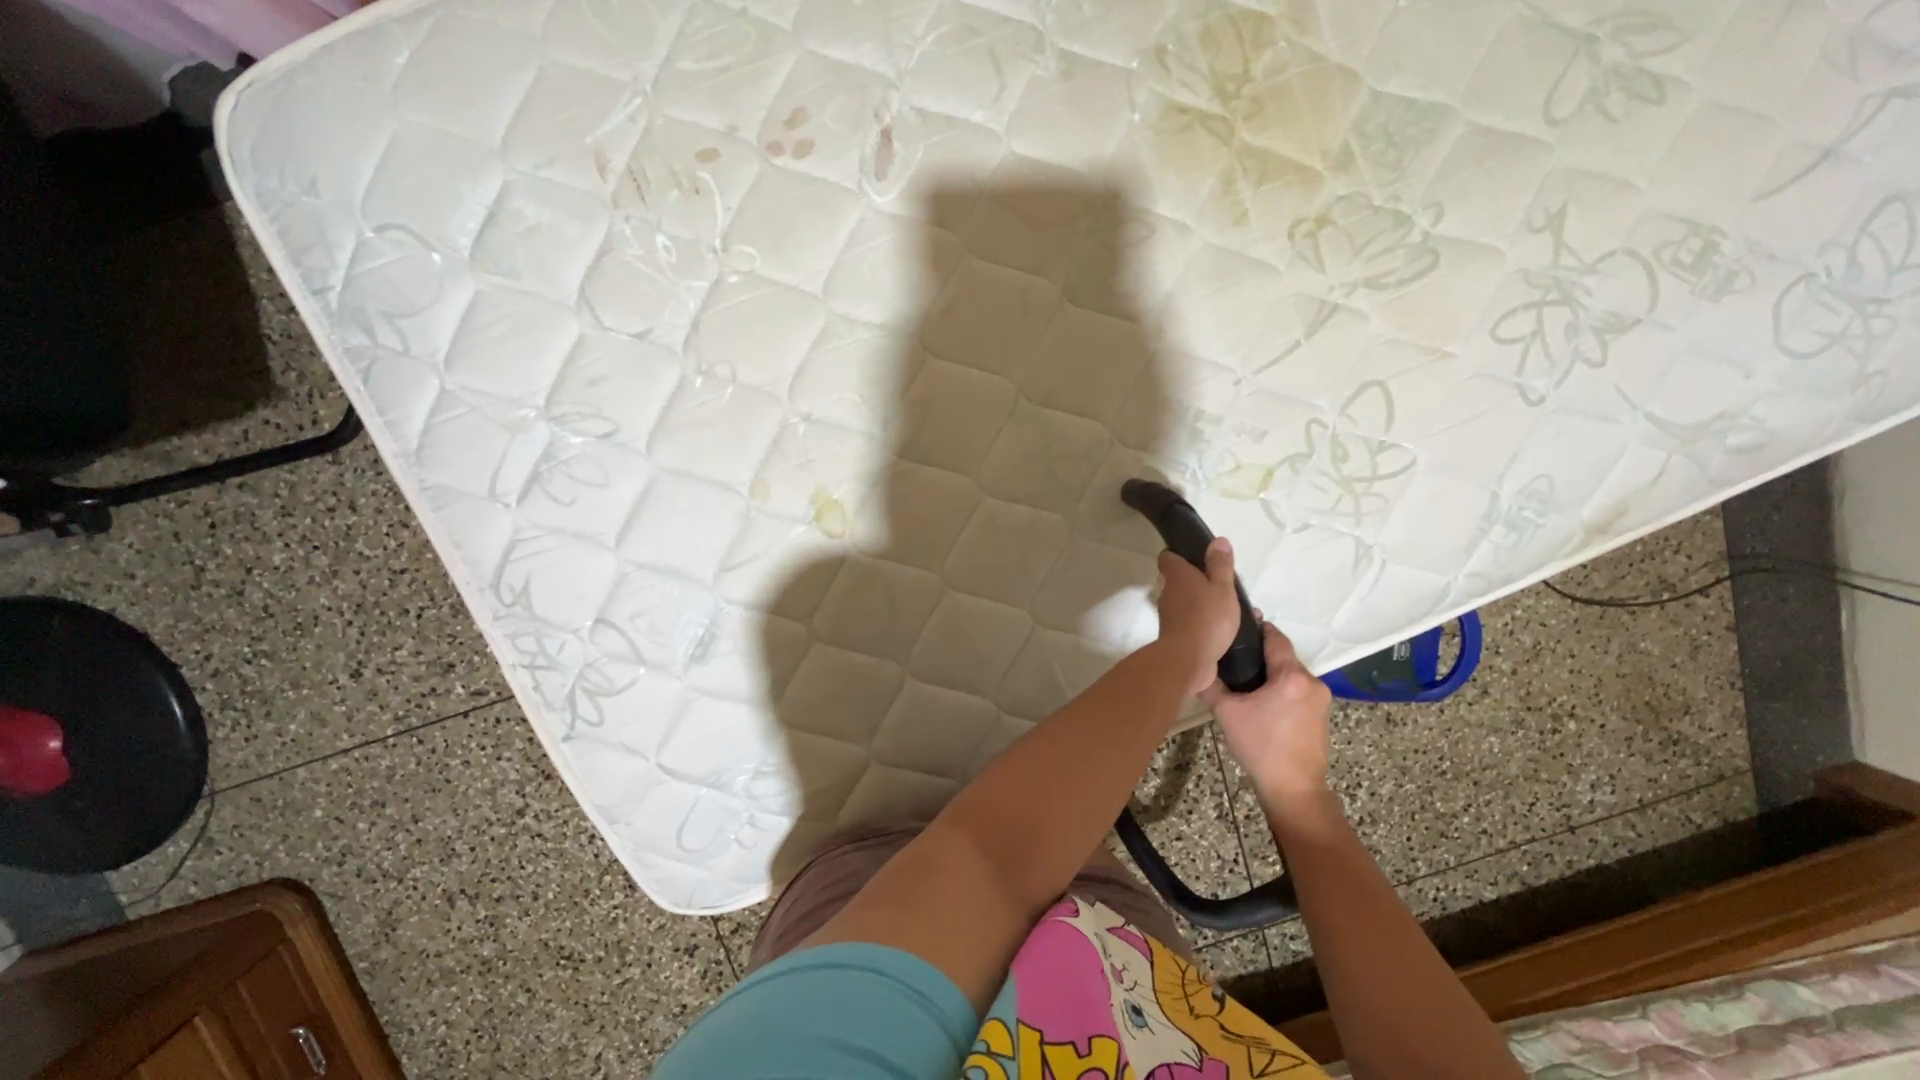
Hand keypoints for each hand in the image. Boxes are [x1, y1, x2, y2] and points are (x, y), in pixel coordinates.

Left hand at [1154, 538, 1242, 694]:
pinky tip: (1226, 628)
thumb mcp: (1222, 588)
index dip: (1179, 555)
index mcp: (1176, 575)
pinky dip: (1204, 621)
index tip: (1198, 558)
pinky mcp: (1175, 634)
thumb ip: (1220, 565)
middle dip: (1197, 580)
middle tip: (1222, 585)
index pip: (1168, 557)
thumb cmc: (1207, 618)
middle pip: (1178, 580)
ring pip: (1186, 602)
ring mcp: (1169, 615)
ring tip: (1230, 608)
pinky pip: (1191, 621)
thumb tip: (1218, 541)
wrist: (1188, 659)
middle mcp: (1167, 592)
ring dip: (1203, 602)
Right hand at [1203, 618, 1332, 798]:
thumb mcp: (1226, 713)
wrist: (1293, 788)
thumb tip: (1200, 667)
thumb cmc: (1260, 747)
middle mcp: (1312, 681)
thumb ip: (1212, 685)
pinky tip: (1264, 704)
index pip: (1275, 638)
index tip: (1240, 626)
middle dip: (1262, 657)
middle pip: (1284, 657)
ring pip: (1292, 676)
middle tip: (1235, 661)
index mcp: (1291, 676)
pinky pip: (1299, 691)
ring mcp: (1321, 699)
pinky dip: (1283, 691)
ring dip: (1273, 676)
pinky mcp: (1322, 715)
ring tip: (1247, 685)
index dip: (1259, 628)